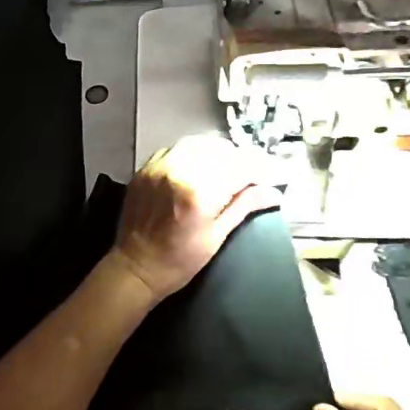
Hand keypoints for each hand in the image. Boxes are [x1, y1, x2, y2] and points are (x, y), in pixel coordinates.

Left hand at [109, 135, 279, 300]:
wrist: (136, 266)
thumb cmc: (180, 259)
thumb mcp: (217, 236)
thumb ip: (243, 206)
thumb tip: (273, 192)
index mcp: (198, 191)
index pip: (239, 167)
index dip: (260, 169)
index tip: (272, 175)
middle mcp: (177, 170)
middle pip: (218, 150)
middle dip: (239, 159)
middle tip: (251, 174)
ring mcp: (157, 167)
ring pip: (195, 144)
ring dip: (216, 151)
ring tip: (226, 167)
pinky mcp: (144, 169)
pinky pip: (173, 149)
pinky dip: (191, 153)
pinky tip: (198, 166)